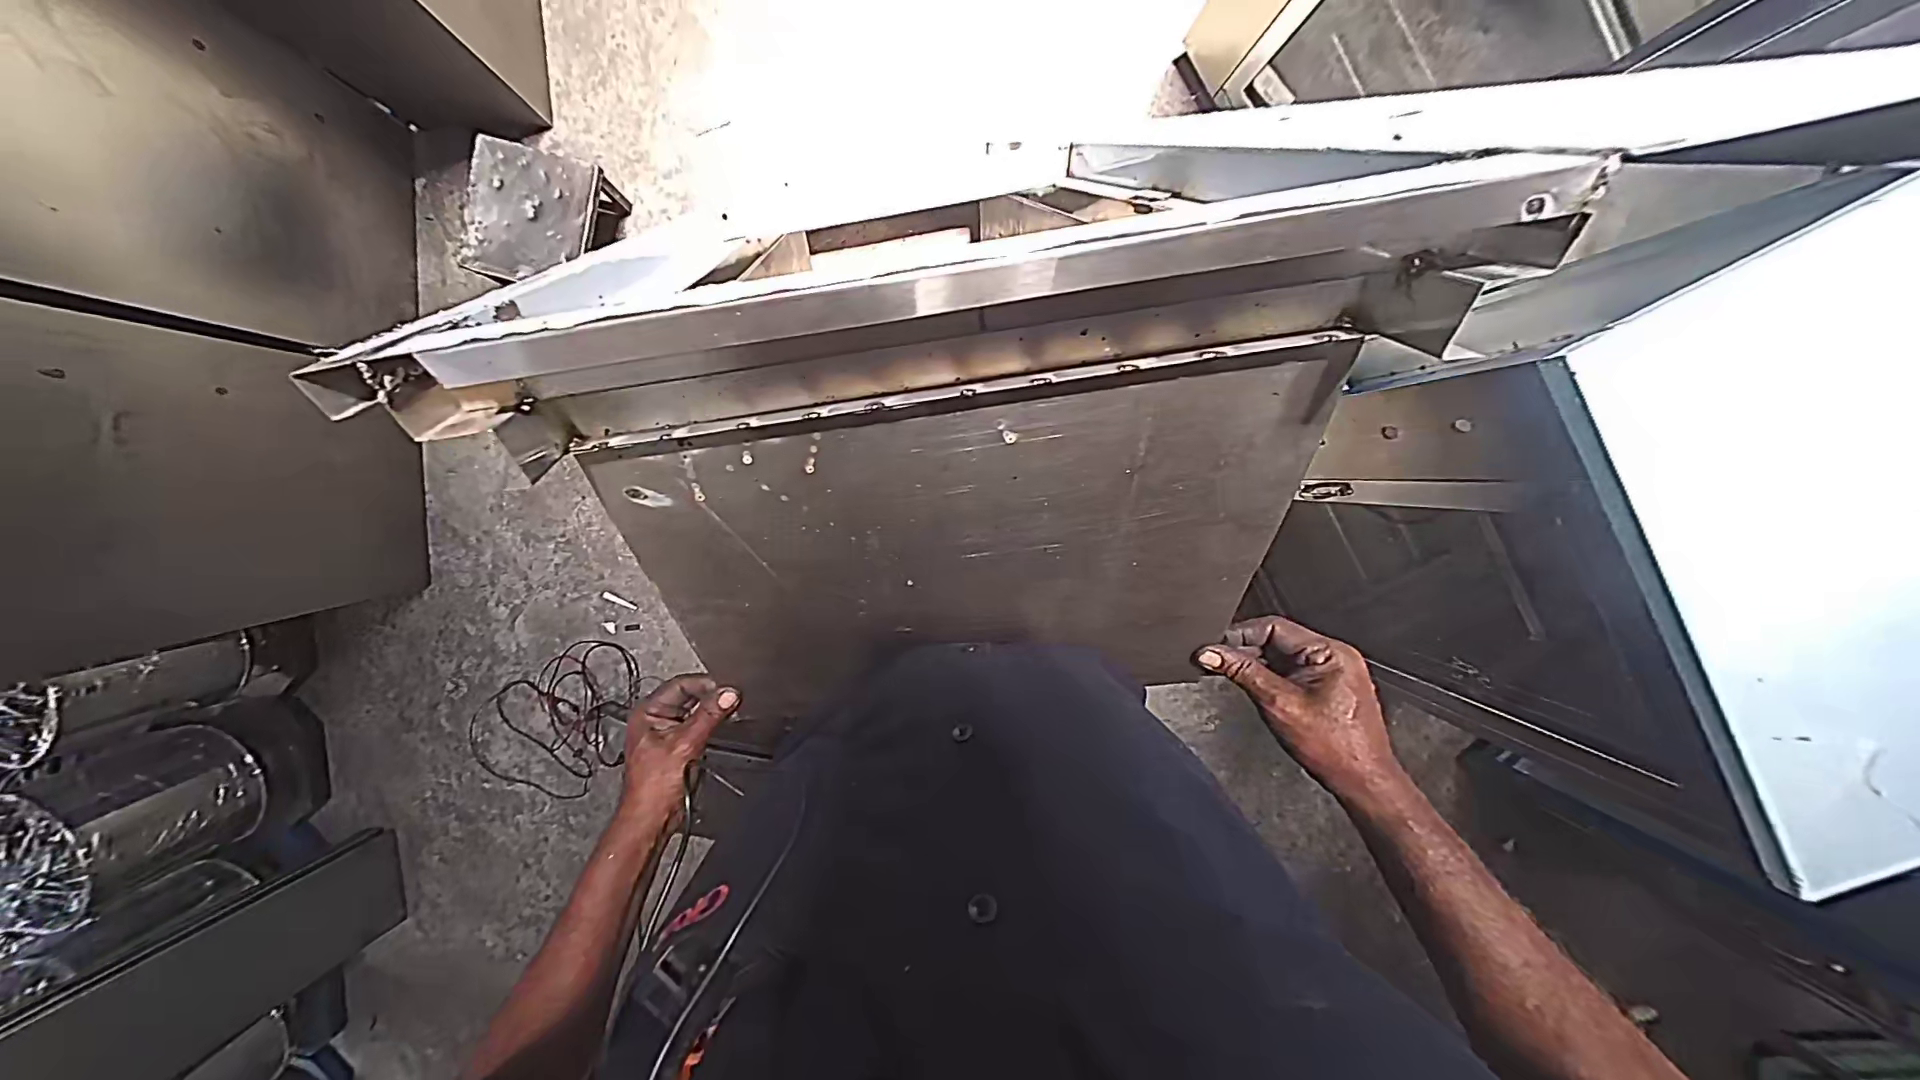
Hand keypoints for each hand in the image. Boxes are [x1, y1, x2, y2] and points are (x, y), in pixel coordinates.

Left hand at [621, 674, 739, 810]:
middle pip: (690, 696)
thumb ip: (709, 715)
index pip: (682, 684)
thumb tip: (728, 694)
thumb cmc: (652, 788)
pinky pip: (698, 726)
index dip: (706, 685)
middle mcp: (655, 719)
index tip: (728, 689)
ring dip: (712, 712)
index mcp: (647, 712)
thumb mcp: (686, 744)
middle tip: (731, 700)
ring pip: (695, 711)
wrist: (652, 818)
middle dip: (711, 698)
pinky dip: (711, 725)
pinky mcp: (678, 745)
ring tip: (727, 714)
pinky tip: (721, 728)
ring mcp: (667, 732)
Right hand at [1195, 617, 1404, 797]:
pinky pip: (1288, 670)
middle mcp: (1333, 656)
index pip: (1273, 626)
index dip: (1239, 635)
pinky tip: (1257, 691)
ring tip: (1235, 679)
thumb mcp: (1278, 703)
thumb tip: (1212, 653)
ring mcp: (1331, 670)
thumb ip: (1242, 672)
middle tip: (1217, 664)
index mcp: (1329, 652)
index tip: (1214, 648)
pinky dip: (1268, 677)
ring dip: (1255, 666)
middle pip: (1275, 639)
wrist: (1362, 780)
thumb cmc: (1335, 749)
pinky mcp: (1325, 684)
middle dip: (1244, 652)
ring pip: (1279, 655)